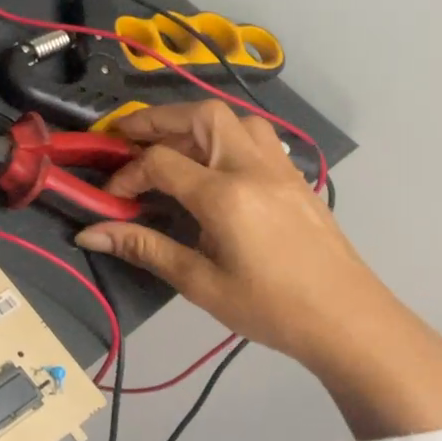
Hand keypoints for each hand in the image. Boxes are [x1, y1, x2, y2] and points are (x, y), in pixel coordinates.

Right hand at [75, 102, 441, 438]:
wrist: (354, 325)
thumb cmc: (271, 308)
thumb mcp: (198, 282)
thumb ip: (143, 247)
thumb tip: (87, 233)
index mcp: (226, 196)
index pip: (160, 160)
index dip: (126, 174)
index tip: (112, 199)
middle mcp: (254, 171)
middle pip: (203, 115)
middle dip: (158, 120)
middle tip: (128, 138)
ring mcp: (282, 172)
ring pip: (237, 120)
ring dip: (197, 124)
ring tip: (171, 150)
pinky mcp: (297, 182)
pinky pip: (258, 140)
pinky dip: (225, 139)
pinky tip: (211, 170)